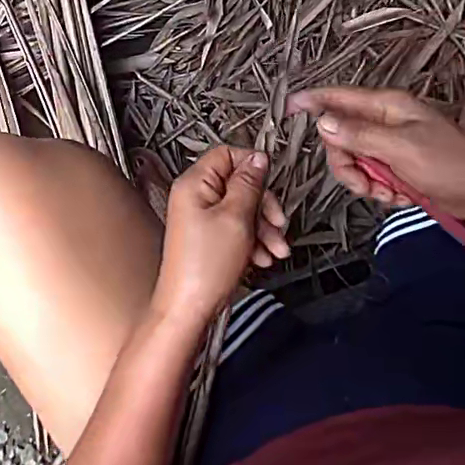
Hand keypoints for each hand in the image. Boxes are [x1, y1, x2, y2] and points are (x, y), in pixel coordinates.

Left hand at [154, 147, 290, 320]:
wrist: (188, 310)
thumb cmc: (203, 268)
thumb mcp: (236, 218)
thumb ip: (249, 184)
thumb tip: (258, 159)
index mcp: (194, 184)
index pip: (227, 154)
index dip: (252, 166)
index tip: (269, 182)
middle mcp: (194, 197)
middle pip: (239, 183)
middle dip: (264, 204)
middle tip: (276, 222)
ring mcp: (200, 218)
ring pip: (242, 208)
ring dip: (263, 226)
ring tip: (274, 248)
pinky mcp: (207, 238)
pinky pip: (236, 227)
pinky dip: (253, 240)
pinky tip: (262, 256)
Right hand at [286, 86, 464, 216]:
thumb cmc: (452, 162)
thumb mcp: (401, 149)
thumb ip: (359, 135)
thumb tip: (324, 123)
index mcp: (386, 106)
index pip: (339, 98)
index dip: (312, 101)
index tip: (289, 107)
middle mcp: (385, 121)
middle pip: (340, 137)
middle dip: (347, 164)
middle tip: (364, 180)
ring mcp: (389, 143)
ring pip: (353, 160)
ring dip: (364, 181)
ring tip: (387, 190)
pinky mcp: (395, 164)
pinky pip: (369, 175)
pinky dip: (379, 188)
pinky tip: (399, 193)